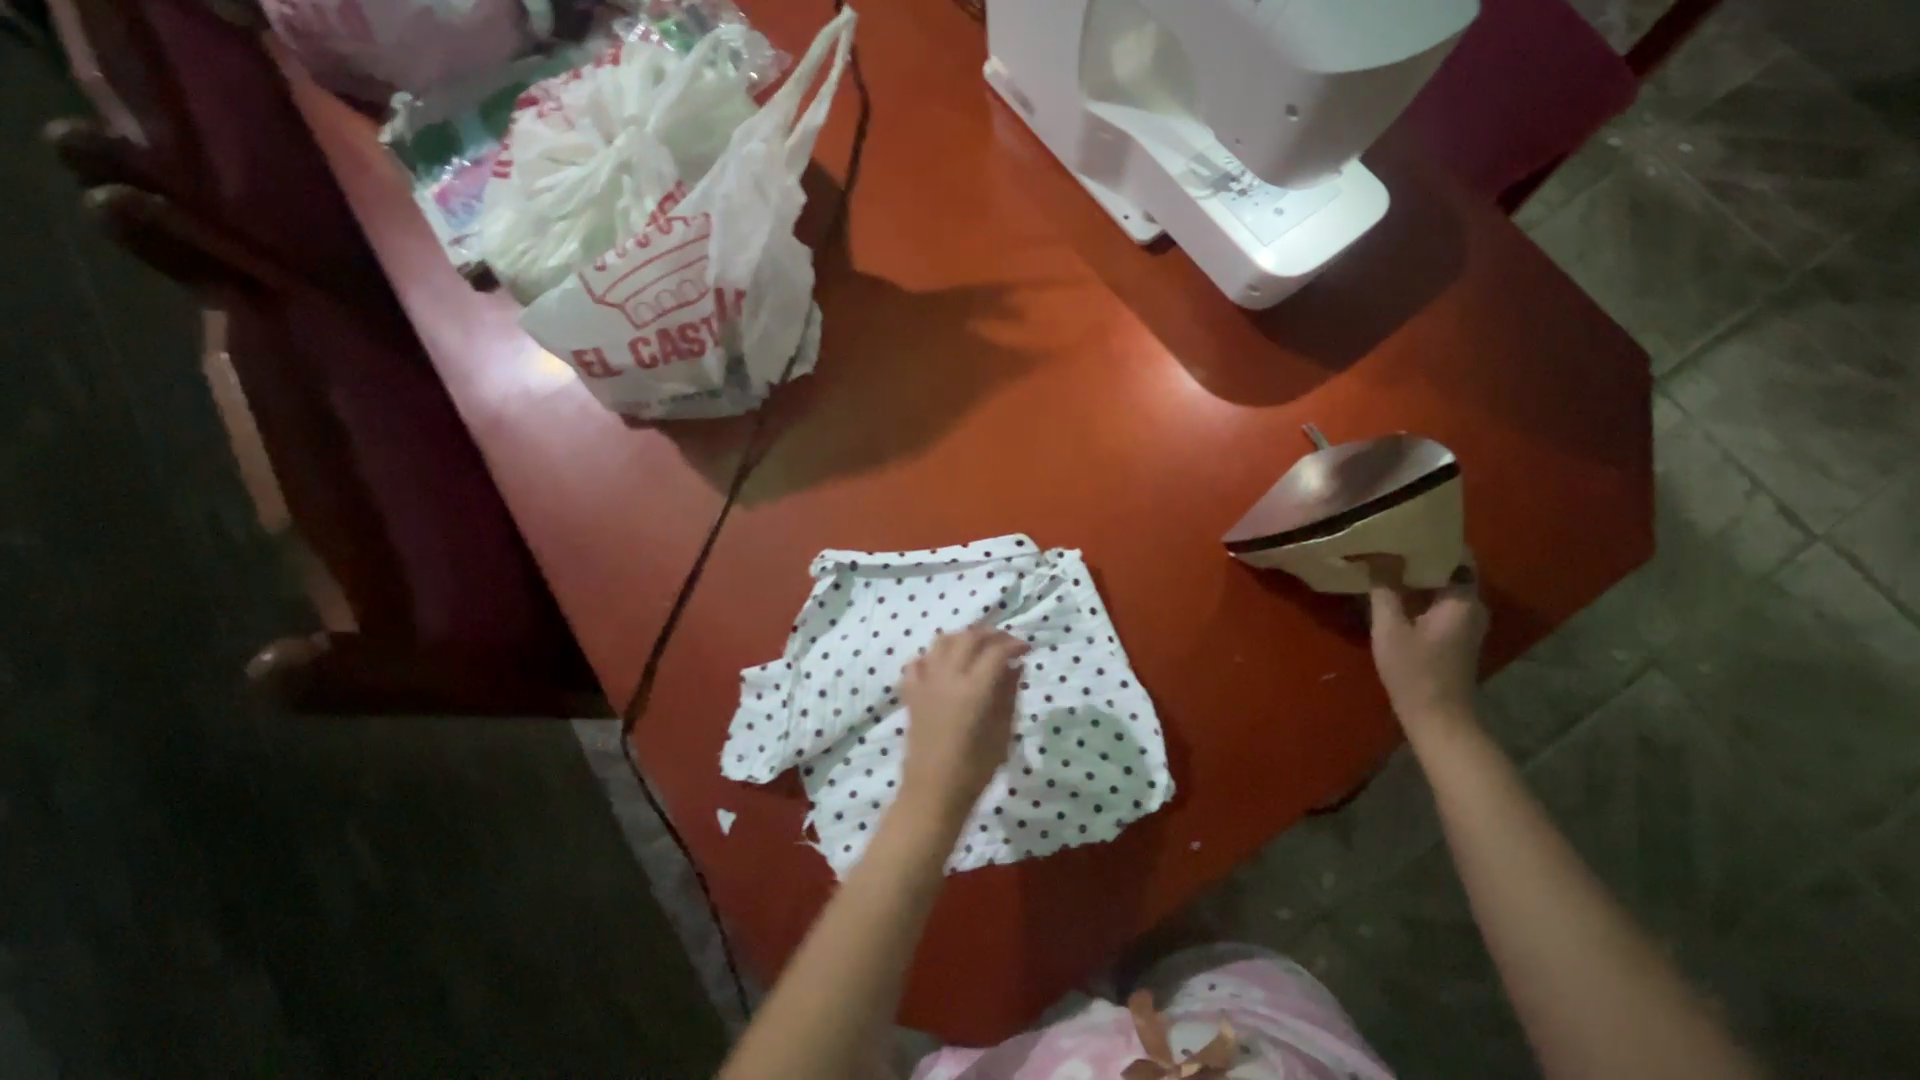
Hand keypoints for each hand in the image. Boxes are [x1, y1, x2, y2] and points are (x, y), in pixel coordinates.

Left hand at [897, 626, 1028, 822]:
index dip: (1015, 644)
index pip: (997, 651)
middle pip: (969, 637)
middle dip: (991, 634)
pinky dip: (933, 657)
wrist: (933, 792)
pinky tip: (944, 666)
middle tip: (1007, 643)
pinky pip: (918, 662)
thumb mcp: (1002, 733)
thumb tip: (1015, 667)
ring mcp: (925, 683)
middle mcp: (947, 678)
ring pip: (942, 642)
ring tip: (977, 648)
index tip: (1027, 649)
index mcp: (974, 689)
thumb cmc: (975, 769)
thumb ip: (1008, 695)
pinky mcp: (911, 693)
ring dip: (963, 638)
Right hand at [1359, 554, 1487, 737]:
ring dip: (1419, 575)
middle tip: (1389, 542)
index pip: (1455, 553)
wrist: (1438, 717)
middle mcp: (1473, 605)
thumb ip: (1384, 590)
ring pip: (1445, 586)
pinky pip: (1442, 602)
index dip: (1431, 538)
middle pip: (1450, 568)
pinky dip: (1422, 593)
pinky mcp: (1458, 635)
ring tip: (1387, 563)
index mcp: (1463, 598)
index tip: (1404, 528)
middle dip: (1421, 555)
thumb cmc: (1415, 672)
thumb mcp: (1390, 628)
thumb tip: (1377, 556)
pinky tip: (1395, 592)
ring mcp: (1468, 622)